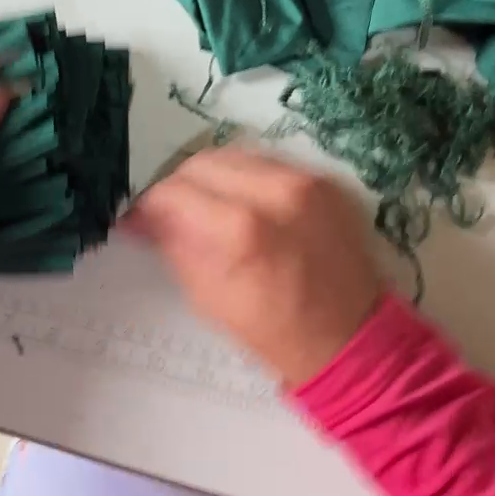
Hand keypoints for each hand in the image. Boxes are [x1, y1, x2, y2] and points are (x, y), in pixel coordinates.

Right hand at [126, 148, 383, 387]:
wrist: (355, 341)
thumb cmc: (275, 331)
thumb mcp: (209, 296)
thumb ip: (174, 244)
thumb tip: (141, 216)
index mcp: (242, 228)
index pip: (175, 190)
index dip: (150, 202)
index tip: (140, 215)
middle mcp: (276, 190)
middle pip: (203, 161)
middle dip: (180, 183)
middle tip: (173, 208)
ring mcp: (306, 180)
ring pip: (237, 154)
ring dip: (215, 176)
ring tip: (210, 204)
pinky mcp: (326, 179)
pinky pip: (271, 163)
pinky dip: (250, 178)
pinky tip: (250, 204)